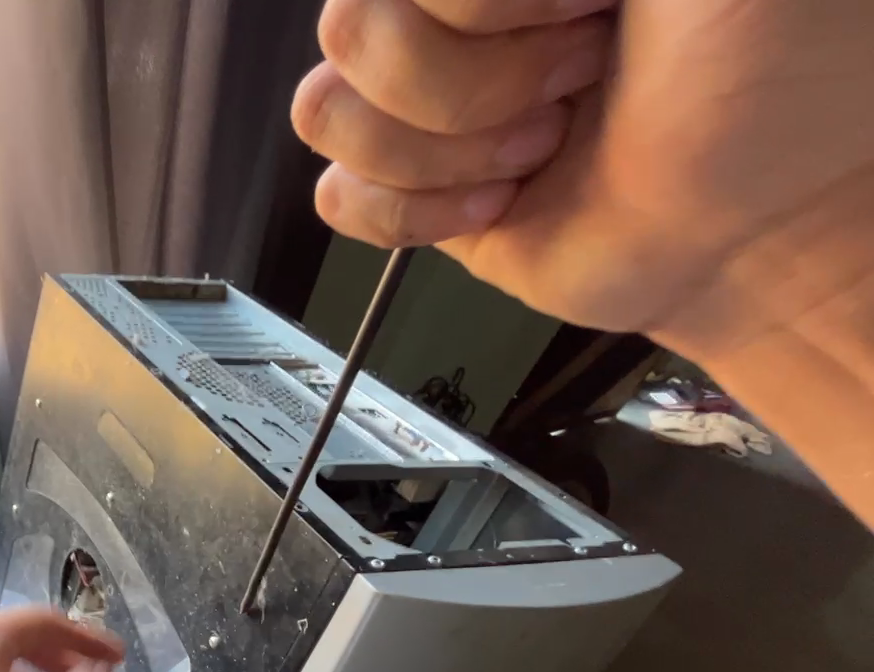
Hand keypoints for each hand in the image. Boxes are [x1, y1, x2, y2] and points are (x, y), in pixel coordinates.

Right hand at [291, 0, 873, 364]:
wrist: (750, 227)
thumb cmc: (769, 76)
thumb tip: (447, 1)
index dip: (478, 8)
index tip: (589, 16)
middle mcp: (456, 16)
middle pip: (350, 31)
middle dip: (464, 85)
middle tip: (570, 88)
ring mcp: (417, 107)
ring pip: (325, 112)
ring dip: (436, 153)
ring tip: (536, 152)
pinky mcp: (400, 190)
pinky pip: (330, 195)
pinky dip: (406, 215)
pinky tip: (488, 207)